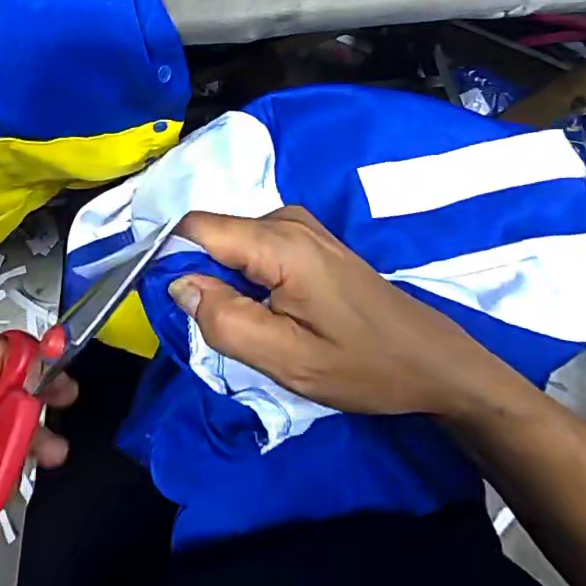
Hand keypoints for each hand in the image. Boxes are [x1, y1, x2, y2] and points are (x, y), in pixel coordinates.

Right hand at [171, 207, 517, 418]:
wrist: (427, 357)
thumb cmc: (363, 365)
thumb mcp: (288, 360)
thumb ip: (226, 321)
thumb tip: (179, 284)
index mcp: (281, 243)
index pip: (198, 227)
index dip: (166, 256)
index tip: (157, 299)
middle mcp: (289, 220)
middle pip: (215, 236)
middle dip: (199, 278)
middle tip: (215, 331)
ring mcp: (304, 227)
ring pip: (234, 245)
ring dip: (226, 284)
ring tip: (251, 328)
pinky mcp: (312, 241)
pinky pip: (257, 250)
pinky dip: (248, 280)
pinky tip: (271, 314)